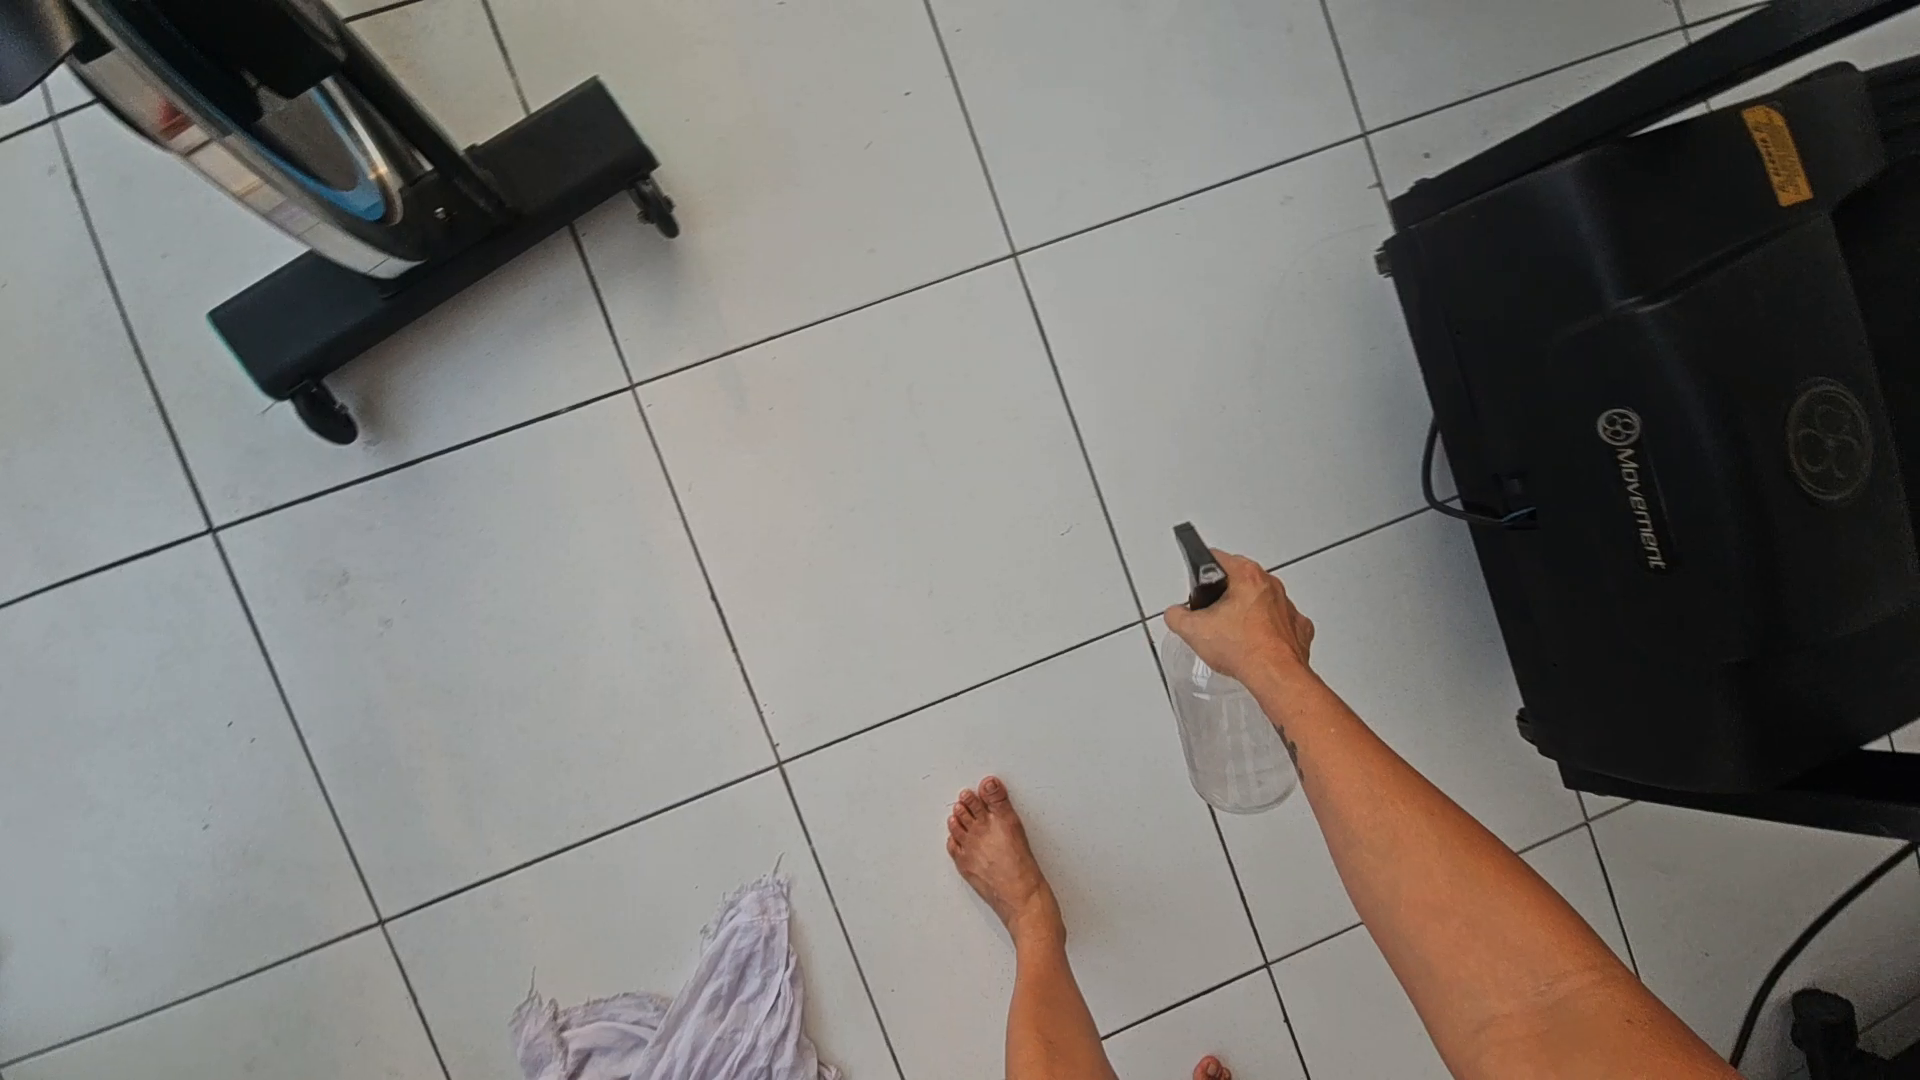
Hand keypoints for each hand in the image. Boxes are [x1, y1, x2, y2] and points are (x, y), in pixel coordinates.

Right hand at [1164, 550, 1314, 682]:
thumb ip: (1176, 616)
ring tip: (1232, 634)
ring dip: (1248, 611)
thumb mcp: (1192, 631)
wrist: (1274, 676)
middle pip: (1241, 579)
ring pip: (1262, 600)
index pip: (1218, 557)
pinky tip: (1254, 644)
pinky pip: (1280, 623)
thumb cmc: (1243, 649)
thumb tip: (1175, 614)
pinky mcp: (1298, 628)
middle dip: (1226, 594)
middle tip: (1212, 614)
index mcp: (1246, 576)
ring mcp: (1287, 606)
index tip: (1199, 581)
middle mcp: (1271, 586)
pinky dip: (1268, 631)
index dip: (1203, 569)